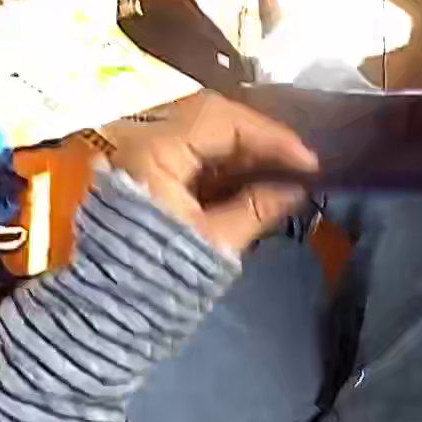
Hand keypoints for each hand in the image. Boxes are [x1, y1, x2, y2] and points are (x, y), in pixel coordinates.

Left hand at [96, 93, 318, 257]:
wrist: (112, 305)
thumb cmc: (161, 274)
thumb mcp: (216, 241)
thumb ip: (258, 209)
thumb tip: (297, 192)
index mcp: (154, 151)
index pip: (222, 120)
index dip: (272, 137)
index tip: (308, 161)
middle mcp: (143, 138)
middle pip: (213, 116)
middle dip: (261, 137)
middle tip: (299, 160)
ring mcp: (145, 153)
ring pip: (204, 131)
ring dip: (247, 147)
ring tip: (285, 168)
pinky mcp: (151, 172)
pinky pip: (195, 152)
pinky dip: (229, 161)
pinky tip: (258, 175)